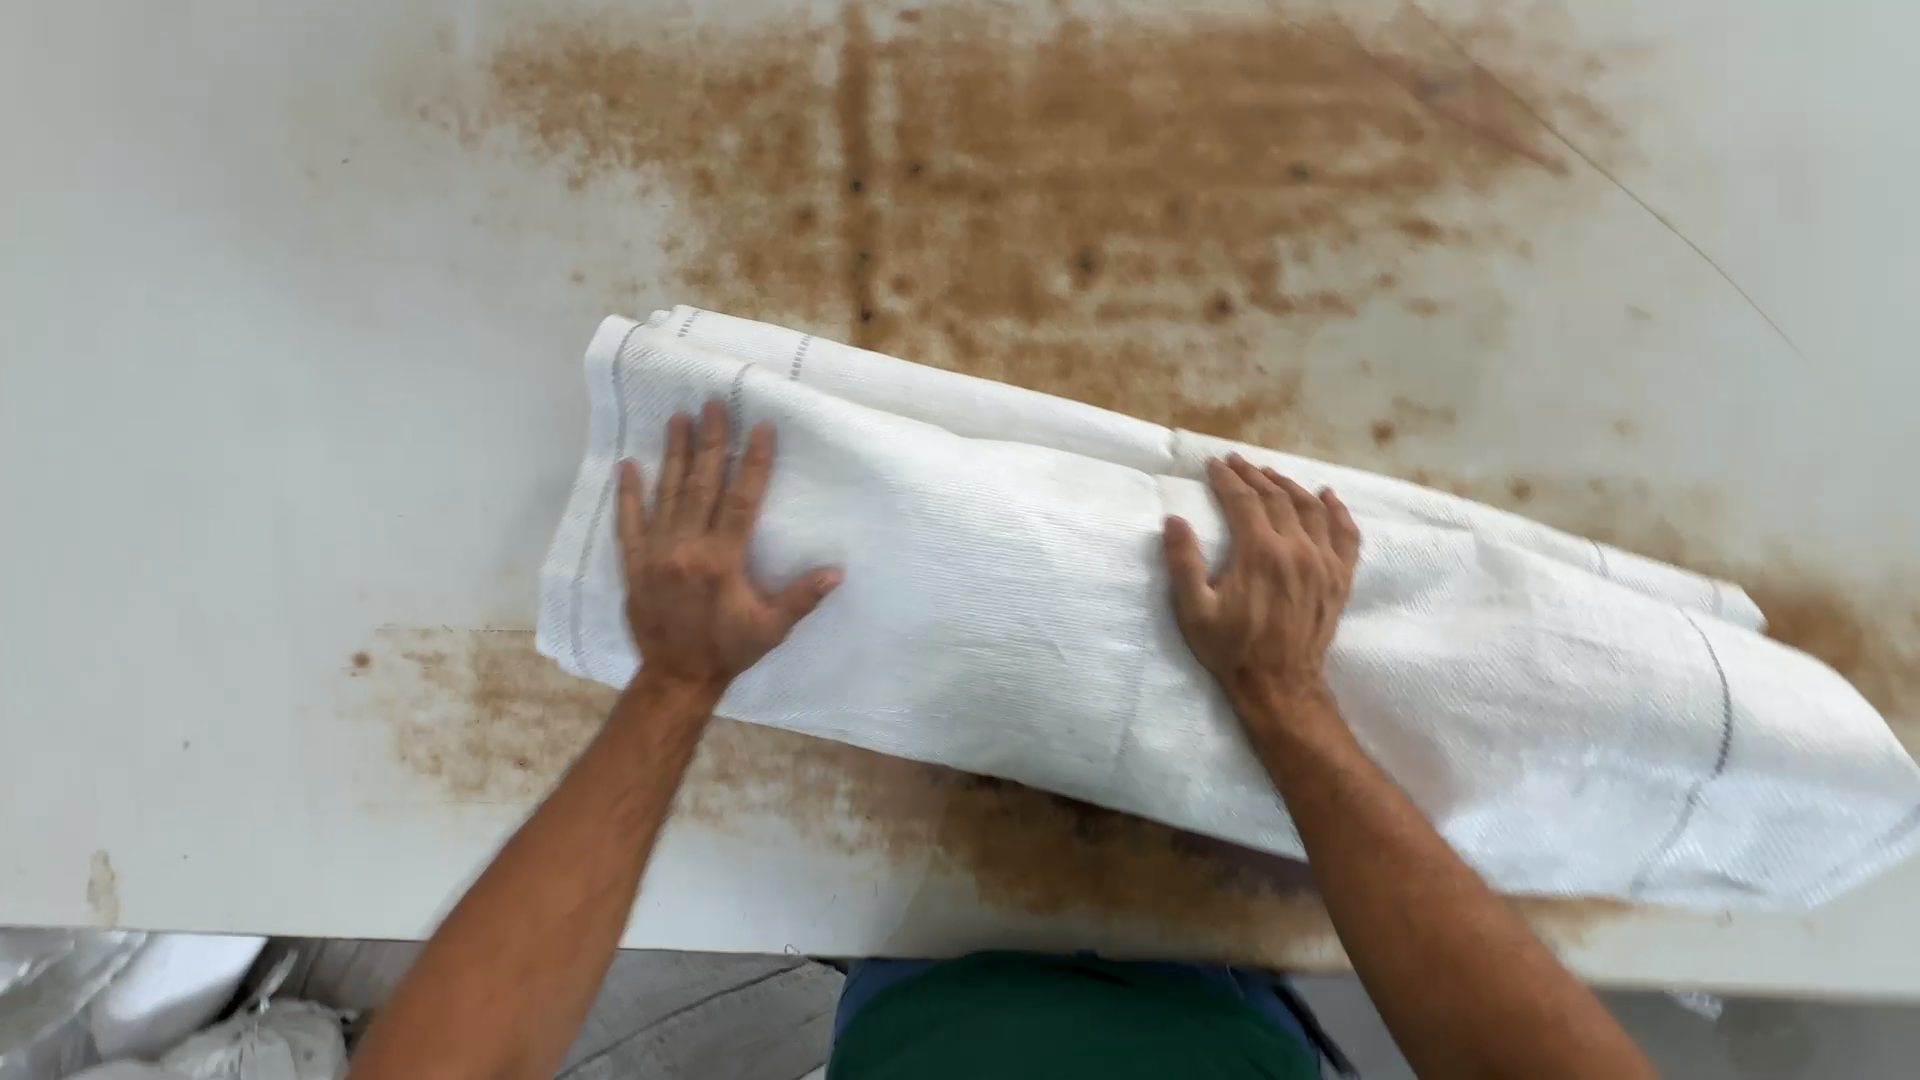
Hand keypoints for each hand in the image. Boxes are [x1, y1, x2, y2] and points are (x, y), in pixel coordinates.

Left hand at [616, 402, 840, 695]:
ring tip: (676, 419)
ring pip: (666, 495)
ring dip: (673, 455)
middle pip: (701, 485)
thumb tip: (836, 572)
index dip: (753, 462)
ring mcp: (656, 554)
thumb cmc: (730, 649)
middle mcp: (687, 549)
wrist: (676, 676)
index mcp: (722, 561)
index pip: (741, 500)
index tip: (760, 428)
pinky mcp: (635, 565)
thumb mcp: (772, 628)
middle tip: (711, 405)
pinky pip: (629, 523)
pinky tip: (628, 465)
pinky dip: (628, 494)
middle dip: (710, 442)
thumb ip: (802, 598)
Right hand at [1162, 455, 1360, 724]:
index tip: (1214, 464)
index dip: (1226, 479)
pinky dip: (1339, 512)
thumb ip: (1183, 563)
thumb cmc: (1230, 648)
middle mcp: (1297, 550)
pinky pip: (1346, 535)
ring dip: (1288, 485)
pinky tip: (1328, 497)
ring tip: (1270, 474)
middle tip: (1236, 462)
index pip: (1243, 500)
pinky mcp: (1340, 579)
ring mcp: (1324, 563)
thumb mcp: (1193, 610)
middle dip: (1253, 475)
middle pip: (1276, 498)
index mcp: (1259, 553)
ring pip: (1311, 509)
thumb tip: (1174, 520)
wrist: (1278, 685)